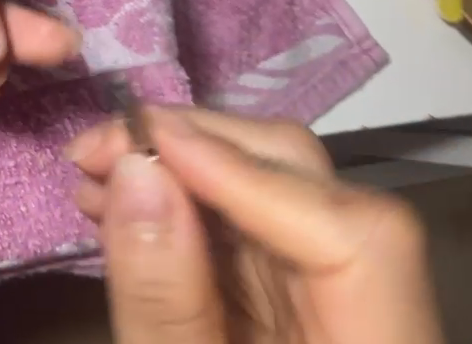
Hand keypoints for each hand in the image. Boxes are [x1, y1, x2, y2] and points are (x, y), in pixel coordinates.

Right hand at [65, 108, 445, 343]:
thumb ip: (163, 299)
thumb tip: (137, 168)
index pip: (357, 244)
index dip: (251, 177)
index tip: (145, 145)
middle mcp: (379, 328)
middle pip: (320, 193)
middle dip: (201, 146)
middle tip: (100, 147)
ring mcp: (336, 311)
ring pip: (276, 189)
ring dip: (177, 160)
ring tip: (92, 171)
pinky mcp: (290, 304)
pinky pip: (240, 221)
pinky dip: (174, 192)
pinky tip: (116, 199)